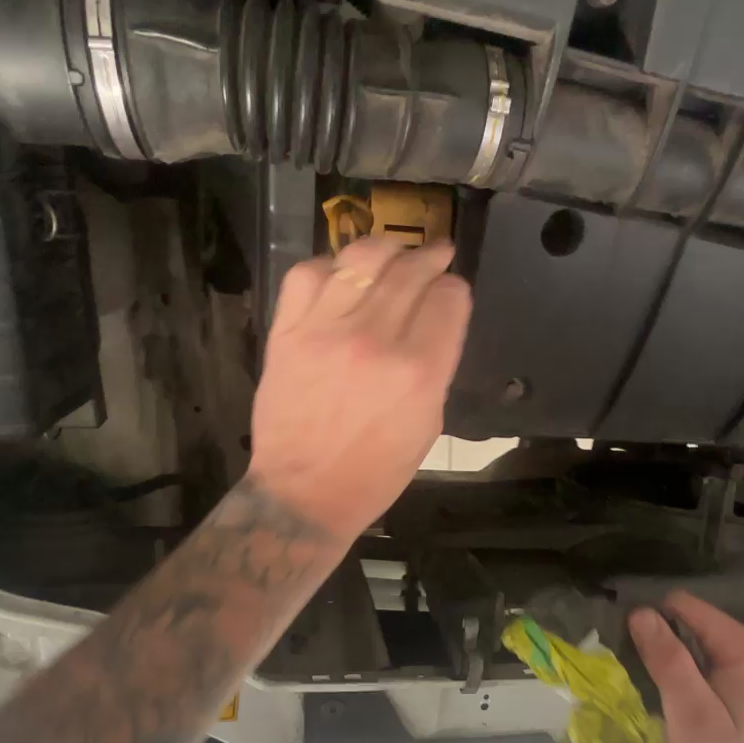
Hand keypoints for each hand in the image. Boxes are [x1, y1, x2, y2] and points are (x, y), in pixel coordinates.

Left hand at [246, 237, 470, 540]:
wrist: (305, 494)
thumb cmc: (375, 472)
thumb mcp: (428, 425)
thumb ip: (436, 367)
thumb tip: (434, 323)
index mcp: (420, 371)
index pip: (450, 297)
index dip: (456, 289)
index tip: (451, 293)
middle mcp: (376, 340)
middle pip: (411, 270)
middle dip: (430, 258)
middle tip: (434, 255)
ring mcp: (326, 330)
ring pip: (362, 258)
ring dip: (386, 248)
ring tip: (394, 252)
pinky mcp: (287, 332)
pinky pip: (308, 273)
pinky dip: (330, 266)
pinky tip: (342, 275)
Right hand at [628, 591, 743, 742]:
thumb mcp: (691, 714)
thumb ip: (669, 662)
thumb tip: (640, 613)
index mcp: (743, 647)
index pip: (683, 606)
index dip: (653, 624)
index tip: (632, 653)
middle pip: (683, 619)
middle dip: (656, 641)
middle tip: (639, 678)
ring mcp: (737, 661)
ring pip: (682, 639)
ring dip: (660, 658)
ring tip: (646, 688)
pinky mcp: (726, 678)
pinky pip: (689, 658)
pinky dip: (669, 671)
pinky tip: (659, 695)